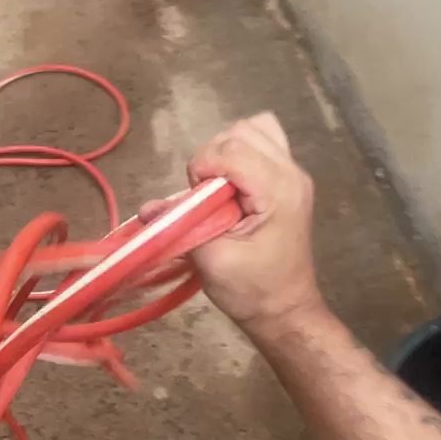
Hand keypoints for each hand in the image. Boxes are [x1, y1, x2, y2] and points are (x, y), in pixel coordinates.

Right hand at [140, 112, 322, 335]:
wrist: (284, 310)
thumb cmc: (251, 290)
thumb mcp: (211, 261)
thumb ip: (181, 227)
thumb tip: (147, 209)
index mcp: (278, 190)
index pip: (231, 149)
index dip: (202, 168)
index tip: (194, 200)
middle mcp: (291, 172)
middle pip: (242, 132)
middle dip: (212, 158)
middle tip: (204, 197)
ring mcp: (293, 173)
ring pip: (254, 129)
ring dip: (226, 152)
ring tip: (217, 188)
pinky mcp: (287, 180)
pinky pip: (263, 143)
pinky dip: (240, 154)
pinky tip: (231, 183)